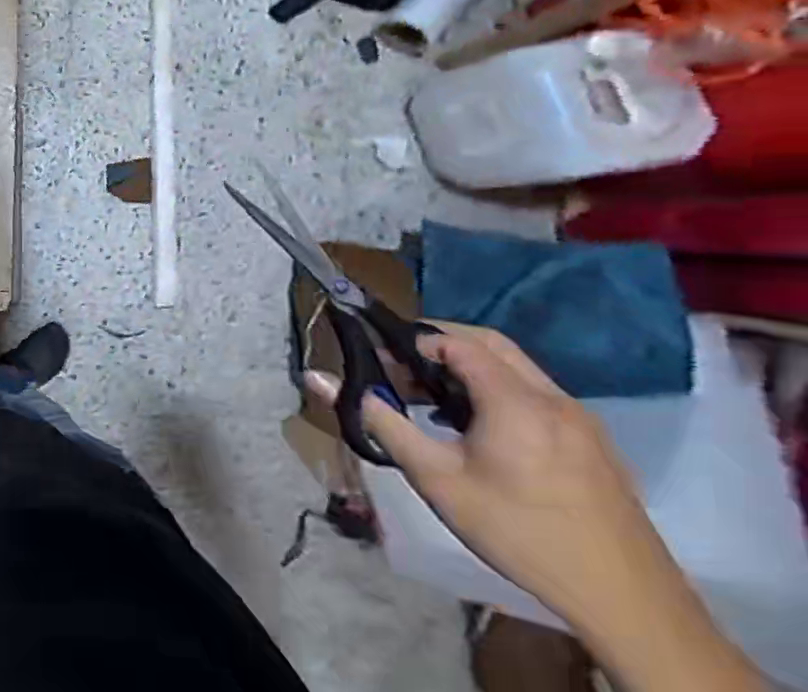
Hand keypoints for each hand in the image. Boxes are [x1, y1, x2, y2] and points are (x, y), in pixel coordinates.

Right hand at [307, 323, 761, 690]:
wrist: (626, 600)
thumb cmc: (516, 530)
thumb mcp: (434, 476)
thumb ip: (378, 419)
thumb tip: (316, 377)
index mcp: (516, 401)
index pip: (458, 342)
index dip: (413, 342)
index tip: (381, 363)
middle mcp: (554, 399)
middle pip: (491, 344)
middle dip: (439, 345)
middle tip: (400, 372)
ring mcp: (582, 421)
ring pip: (517, 369)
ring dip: (469, 370)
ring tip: (431, 403)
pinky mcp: (595, 444)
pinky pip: (537, 396)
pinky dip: (498, 392)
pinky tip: (478, 432)